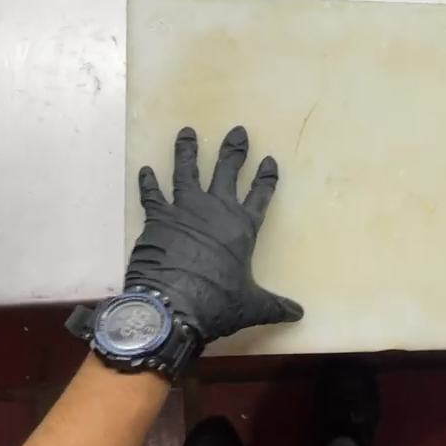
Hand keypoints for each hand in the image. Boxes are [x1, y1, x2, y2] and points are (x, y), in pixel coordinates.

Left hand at [129, 126, 302, 344]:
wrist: (173, 305)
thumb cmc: (218, 303)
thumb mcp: (252, 306)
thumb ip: (275, 306)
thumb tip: (299, 314)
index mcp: (242, 228)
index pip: (260, 196)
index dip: (266, 178)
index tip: (270, 160)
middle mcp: (216, 211)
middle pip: (227, 172)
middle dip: (234, 151)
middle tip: (237, 131)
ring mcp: (185, 211)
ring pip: (187, 172)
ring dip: (187, 151)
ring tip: (186, 132)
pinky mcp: (158, 218)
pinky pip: (152, 195)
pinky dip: (148, 182)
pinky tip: (145, 169)